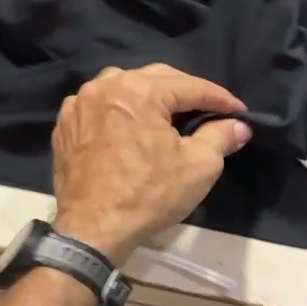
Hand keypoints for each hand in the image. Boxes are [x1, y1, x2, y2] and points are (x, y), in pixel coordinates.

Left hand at [50, 64, 250, 265]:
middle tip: (211, 110)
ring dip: (153, 96)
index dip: (220, 98)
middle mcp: (103, 86)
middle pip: (156, 77)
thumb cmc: (151, 194)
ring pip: (125, 87)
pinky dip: (125, 111)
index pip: (190, 86)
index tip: (240, 112)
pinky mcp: (66, 126)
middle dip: (187, 91)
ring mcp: (79, 105)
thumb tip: (239, 126)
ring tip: (172, 115)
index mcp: (138, 91)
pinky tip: (137, 129)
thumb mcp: (199, 166)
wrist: (95, 227)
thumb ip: (220, 137)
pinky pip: (102, 106)